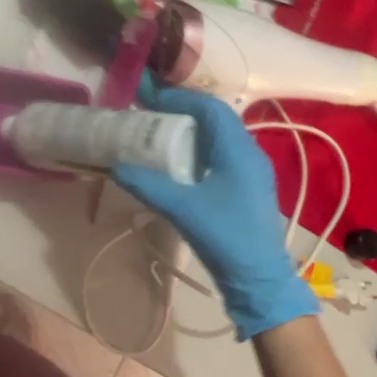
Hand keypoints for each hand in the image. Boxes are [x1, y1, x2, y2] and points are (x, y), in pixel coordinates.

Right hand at [112, 85, 317, 340]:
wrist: (260, 280)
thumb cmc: (226, 238)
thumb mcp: (182, 210)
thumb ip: (148, 185)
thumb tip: (115, 166)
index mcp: (239, 150)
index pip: (210, 108)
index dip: (178, 98)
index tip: (148, 96)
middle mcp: (249, 153)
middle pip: (215, 118)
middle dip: (181, 110)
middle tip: (148, 110)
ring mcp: (251, 171)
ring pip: (218, 137)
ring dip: (189, 129)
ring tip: (157, 131)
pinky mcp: (247, 187)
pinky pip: (221, 155)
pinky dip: (197, 148)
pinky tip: (176, 161)